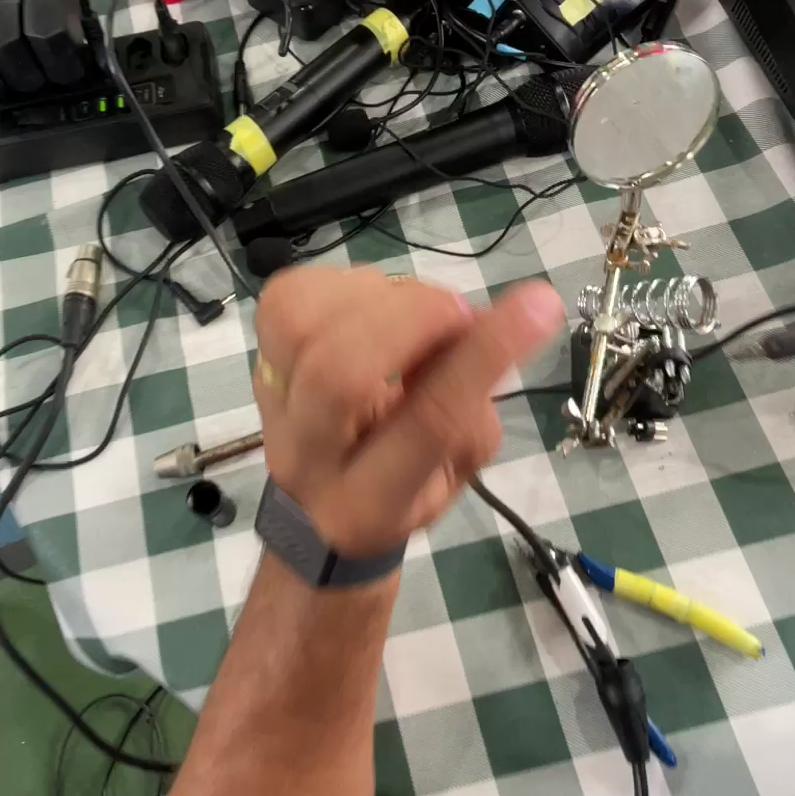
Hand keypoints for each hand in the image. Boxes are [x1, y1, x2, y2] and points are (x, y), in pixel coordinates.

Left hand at [251, 266, 564, 555]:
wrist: (314, 511)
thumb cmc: (400, 491)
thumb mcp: (452, 471)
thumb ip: (473, 406)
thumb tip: (498, 320)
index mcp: (368, 504)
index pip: (426, 424)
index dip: (481, 357)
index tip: (537, 305)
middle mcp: (304, 456)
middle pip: (339, 369)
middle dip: (413, 317)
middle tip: (457, 312)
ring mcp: (270, 405)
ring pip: (297, 322)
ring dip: (375, 295)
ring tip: (415, 311)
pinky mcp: (256, 360)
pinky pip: (288, 298)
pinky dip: (342, 284)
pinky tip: (374, 304)